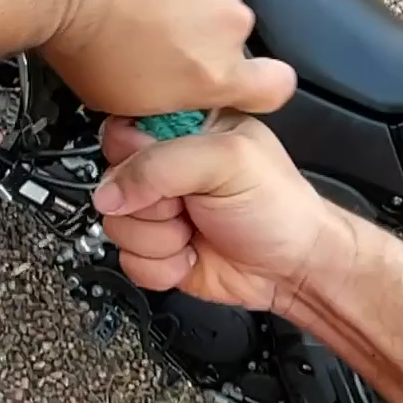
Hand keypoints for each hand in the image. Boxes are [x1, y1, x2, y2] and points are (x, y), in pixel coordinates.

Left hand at [36, 0, 294, 116]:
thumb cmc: (80, 38)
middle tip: (142, 25)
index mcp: (213, 71)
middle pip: (224, 28)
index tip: (235, 77)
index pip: (271, 86)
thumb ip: (159, 93)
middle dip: (191, 27)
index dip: (254, 83)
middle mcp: (230, 19)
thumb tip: (158, 88)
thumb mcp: (114, 97)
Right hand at [92, 113, 352, 312]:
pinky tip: (190, 255)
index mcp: (180, 131)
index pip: (120, 133)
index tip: (169, 173)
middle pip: (111, 185)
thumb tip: (109, 193)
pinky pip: (126, 260)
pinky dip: (161, 266)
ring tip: (194, 231)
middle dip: (150, 206)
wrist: (294, 270)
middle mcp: (162, 170)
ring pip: (116, 226)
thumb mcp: (227, 161)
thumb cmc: (279, 209)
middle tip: (189, 205)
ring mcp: (155, 211)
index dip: (135, 158)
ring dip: (160, 239)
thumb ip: (161, 164)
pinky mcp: (152, 248)